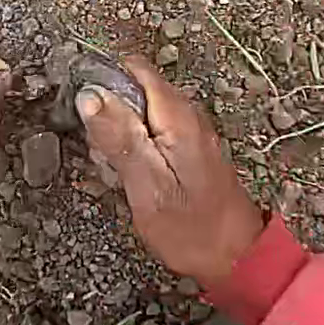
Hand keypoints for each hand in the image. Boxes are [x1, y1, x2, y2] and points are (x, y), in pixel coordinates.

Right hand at [78, 57, 263, 288]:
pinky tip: (135, 180)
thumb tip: (90, 95)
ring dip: (121, 138)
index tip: (87, 113)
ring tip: (122, 175)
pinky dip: (136, 152)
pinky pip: (151, 134)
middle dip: (110, 117)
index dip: (104, 82)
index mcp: (176, 115)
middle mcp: (187, 113)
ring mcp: (189, 129)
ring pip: (139, 113)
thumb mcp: (147, 185)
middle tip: (107, 158)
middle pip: (134, 89)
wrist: (236, 257)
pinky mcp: (188, 146)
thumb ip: (120, 137)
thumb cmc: (192, 228)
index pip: (133, 68)